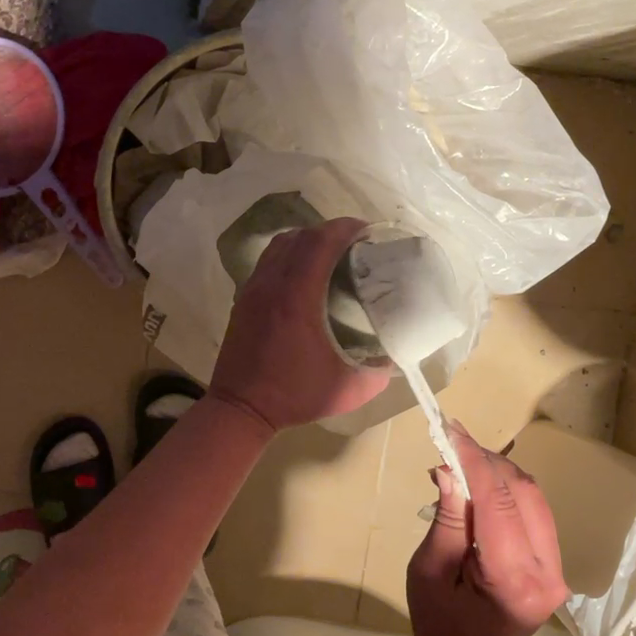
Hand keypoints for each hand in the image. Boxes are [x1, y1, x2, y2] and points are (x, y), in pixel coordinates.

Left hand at [208, 218, 390, 432]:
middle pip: (300, 237)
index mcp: (297, 297)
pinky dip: (288, 255)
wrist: (241, 407)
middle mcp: (272, 284)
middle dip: (329, 231)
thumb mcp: (349, 389)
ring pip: (279, 245)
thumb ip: (378, 368)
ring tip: (330, 252)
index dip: (344, 228)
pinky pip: (267, 262)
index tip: (367, 230)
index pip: (319, 243)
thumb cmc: (294, 396)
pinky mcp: (244, 299)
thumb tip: (394, 351)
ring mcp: (253, 289)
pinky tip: (304, 273)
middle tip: (355, 241)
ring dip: (306, 240)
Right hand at [407, 419, 568, 635]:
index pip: (498, 502)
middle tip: (449, 441)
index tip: (450, 428)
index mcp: (513, 578)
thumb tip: (447, 469)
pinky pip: (533, 511)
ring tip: (459, 459)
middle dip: (485, 460)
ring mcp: (557, 568)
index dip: (474, 460)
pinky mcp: (554, 563)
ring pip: (532, 497)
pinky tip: (478, 483)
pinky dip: (505, 488)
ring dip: (496, 471)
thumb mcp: (428, 571)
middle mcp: (547, 571)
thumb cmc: (439, 625)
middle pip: (522, 492)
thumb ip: (446, 520)